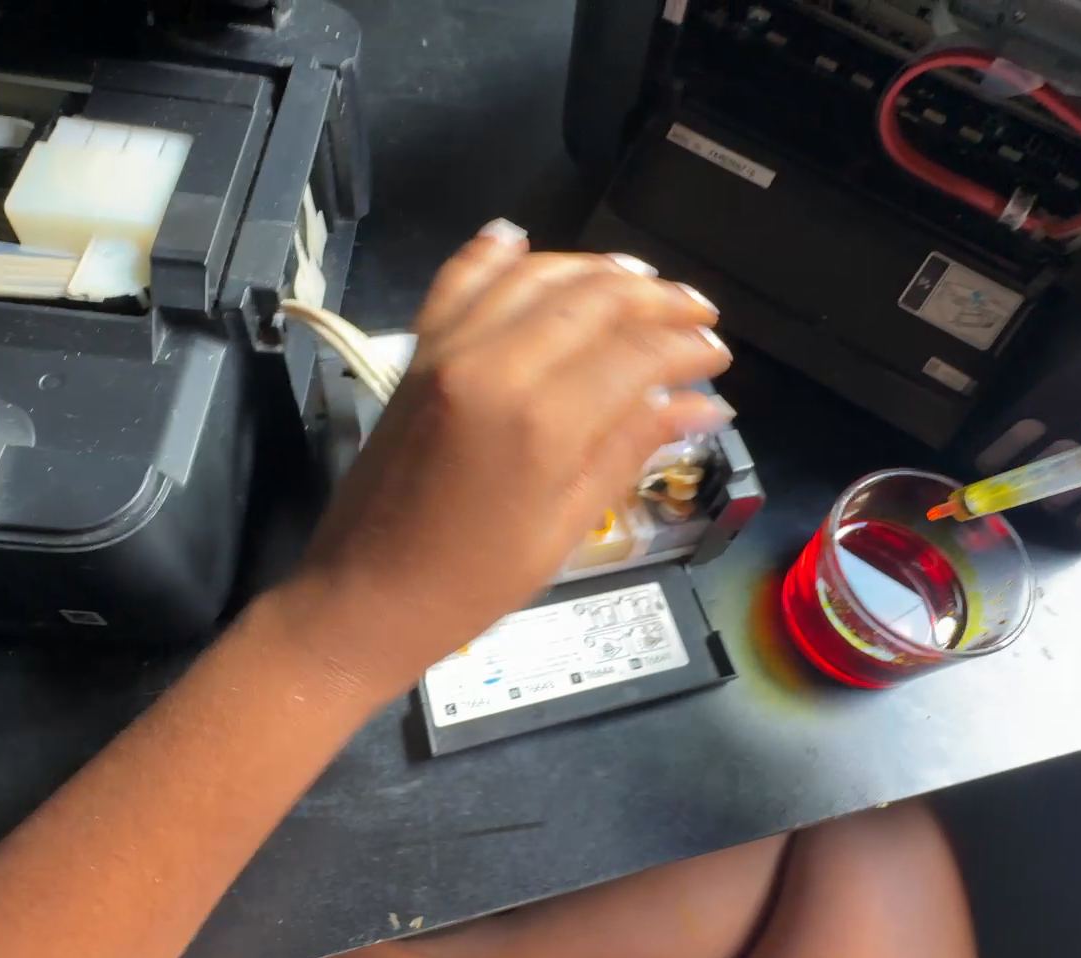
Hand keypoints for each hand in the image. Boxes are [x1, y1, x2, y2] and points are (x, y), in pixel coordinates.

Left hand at [279, 221, 733, 699]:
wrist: (364, 596)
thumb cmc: (473, 584)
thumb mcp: (564, 528)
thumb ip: (629, 450)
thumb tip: (702, 406)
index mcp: (543, 423)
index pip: (635, 354)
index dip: (686, 347)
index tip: (716, 355)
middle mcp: (496, 365)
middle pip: (593, 300)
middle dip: (656, 299)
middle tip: (696, 312)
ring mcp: (448, 351)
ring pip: (535, 276)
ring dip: (594, 269)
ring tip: (639, 279)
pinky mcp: (416, 354)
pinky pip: (458, 281)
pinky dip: (494, 255)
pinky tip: (521, 238)